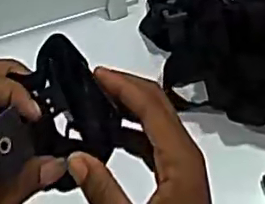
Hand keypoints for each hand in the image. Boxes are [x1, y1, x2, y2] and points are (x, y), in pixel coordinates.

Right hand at [67, 68, 208, 203]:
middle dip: (126, 89)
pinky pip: (156, 144)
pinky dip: (134, 132)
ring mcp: (186, 172)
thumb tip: (76, 158)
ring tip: (100, 102)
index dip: (123, 84)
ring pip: (158, 124)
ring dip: (130, 109)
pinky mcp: (180, 185)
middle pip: (158, 107)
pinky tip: (114, 138)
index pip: (151, 104)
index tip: (98, 74)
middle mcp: (188, 160)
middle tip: (97, 81)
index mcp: (182, 161)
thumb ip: (102, 191)